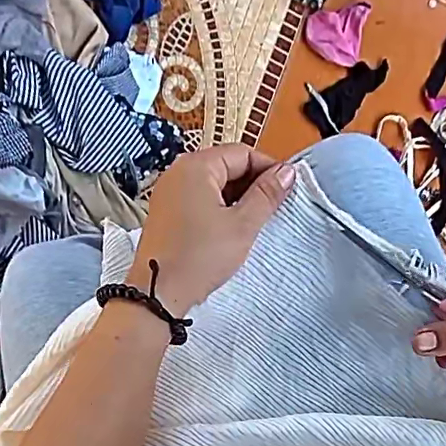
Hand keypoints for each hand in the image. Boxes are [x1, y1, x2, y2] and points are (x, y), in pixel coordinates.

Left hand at [128, 145, 296, 316]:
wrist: (159, 292)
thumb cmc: (198, 258)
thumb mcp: (243, 226)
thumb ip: (266, 195)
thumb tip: (286, 173)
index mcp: (197, 167)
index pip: (242, 153)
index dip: (268, 169)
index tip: (286, 188)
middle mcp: (178, 173)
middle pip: (226, 166)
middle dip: (252, 185)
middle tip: (272, 209)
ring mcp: (170, 193)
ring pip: (213, 185)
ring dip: (237, 200)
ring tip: (252, 224)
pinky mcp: (167, 214)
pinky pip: (199, 201)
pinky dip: (219, 210)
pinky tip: (230, 232)